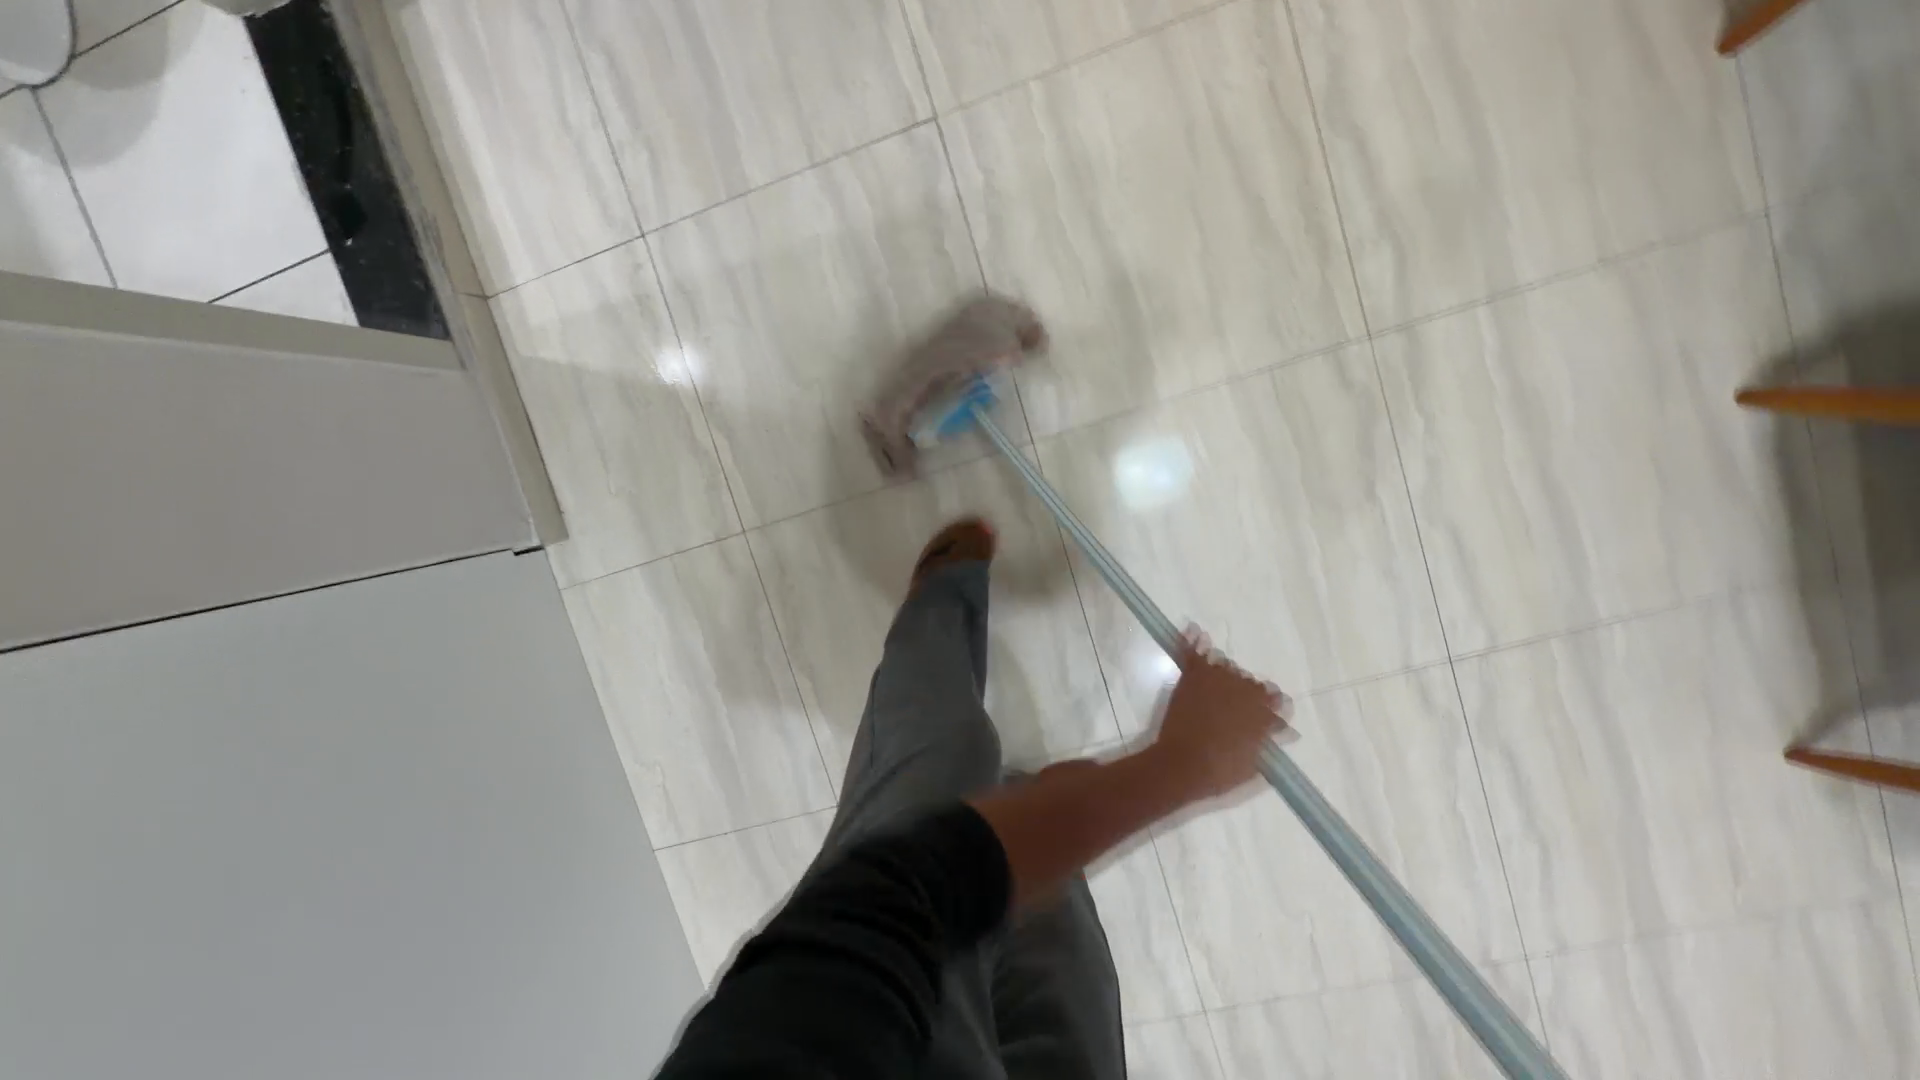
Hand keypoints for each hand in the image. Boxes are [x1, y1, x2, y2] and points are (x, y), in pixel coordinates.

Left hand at [1148, 627, 1290, 802]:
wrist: (1182, 764)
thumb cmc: (1220, 771)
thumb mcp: (1254, 763)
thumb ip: (1269, 741)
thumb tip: (1287, 731)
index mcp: (1262, 711)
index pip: (1274, 699)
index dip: (1268, 707)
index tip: (1264, 714)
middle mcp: (1243, 690)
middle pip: (1249, 682)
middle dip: (1245, 692)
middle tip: (1232, 708)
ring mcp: (1217, 680)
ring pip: (1225, 667)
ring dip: (1224, 673)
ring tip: (1216, 687)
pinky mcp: (1192, 677)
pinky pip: (1192, 652)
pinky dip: (1191, 641)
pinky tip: (1192, 629)